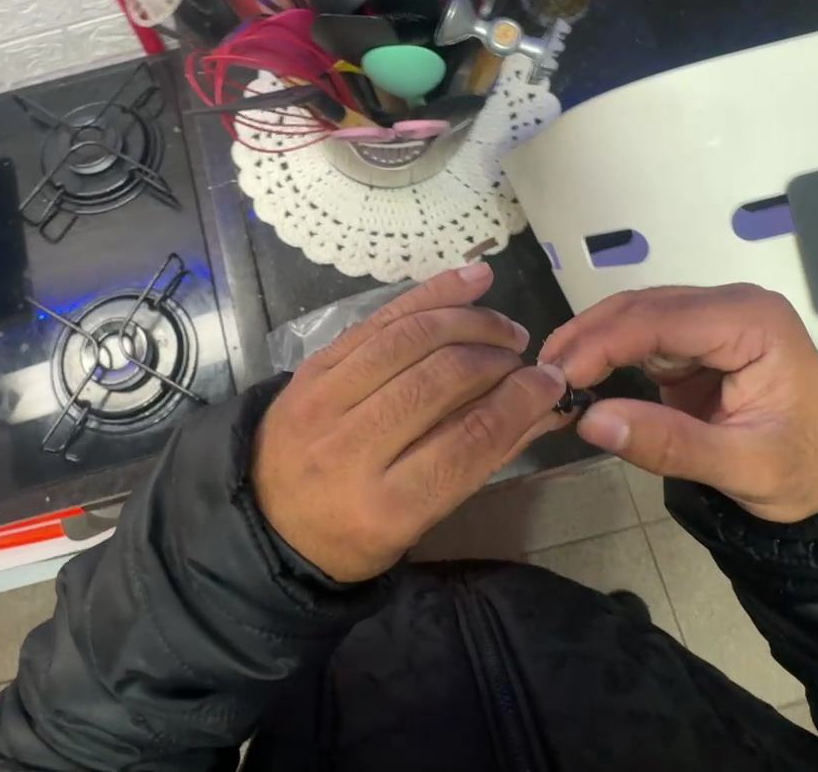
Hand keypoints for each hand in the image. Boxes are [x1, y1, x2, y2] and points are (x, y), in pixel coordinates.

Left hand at [254, 263, 568, 581]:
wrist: (265, 518)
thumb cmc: (352, 534)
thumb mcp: (418, 521)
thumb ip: (480, 460)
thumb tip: (543, 408)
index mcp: (384, 507)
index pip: (468, 440)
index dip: (519, 403)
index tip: (552, 382)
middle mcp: (350, 448)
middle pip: (440, 380)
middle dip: (495, 360)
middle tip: (523, 357)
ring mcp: (323, 400)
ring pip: (408, 339)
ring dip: (468, 322)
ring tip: (503, 328)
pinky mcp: (311, 367)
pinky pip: (377, 320)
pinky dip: (429, 295)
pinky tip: (471, 283)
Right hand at [538, 285, 817, 523]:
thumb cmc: (803, 473)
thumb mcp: (743, 467)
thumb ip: (668, 443)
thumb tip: (589, 420)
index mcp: (753, 322)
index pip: (659, 319)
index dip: (600, 344)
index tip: (556, 378)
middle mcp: (730, 305)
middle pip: (640, 307)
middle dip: (586, 339)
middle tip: (542, 377)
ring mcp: (712, 317)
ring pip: (633, 314)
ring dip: (589, 341)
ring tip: (552, 376)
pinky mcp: (695, 337)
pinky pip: (639, 334)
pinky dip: (605, 352)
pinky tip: (579, 373)